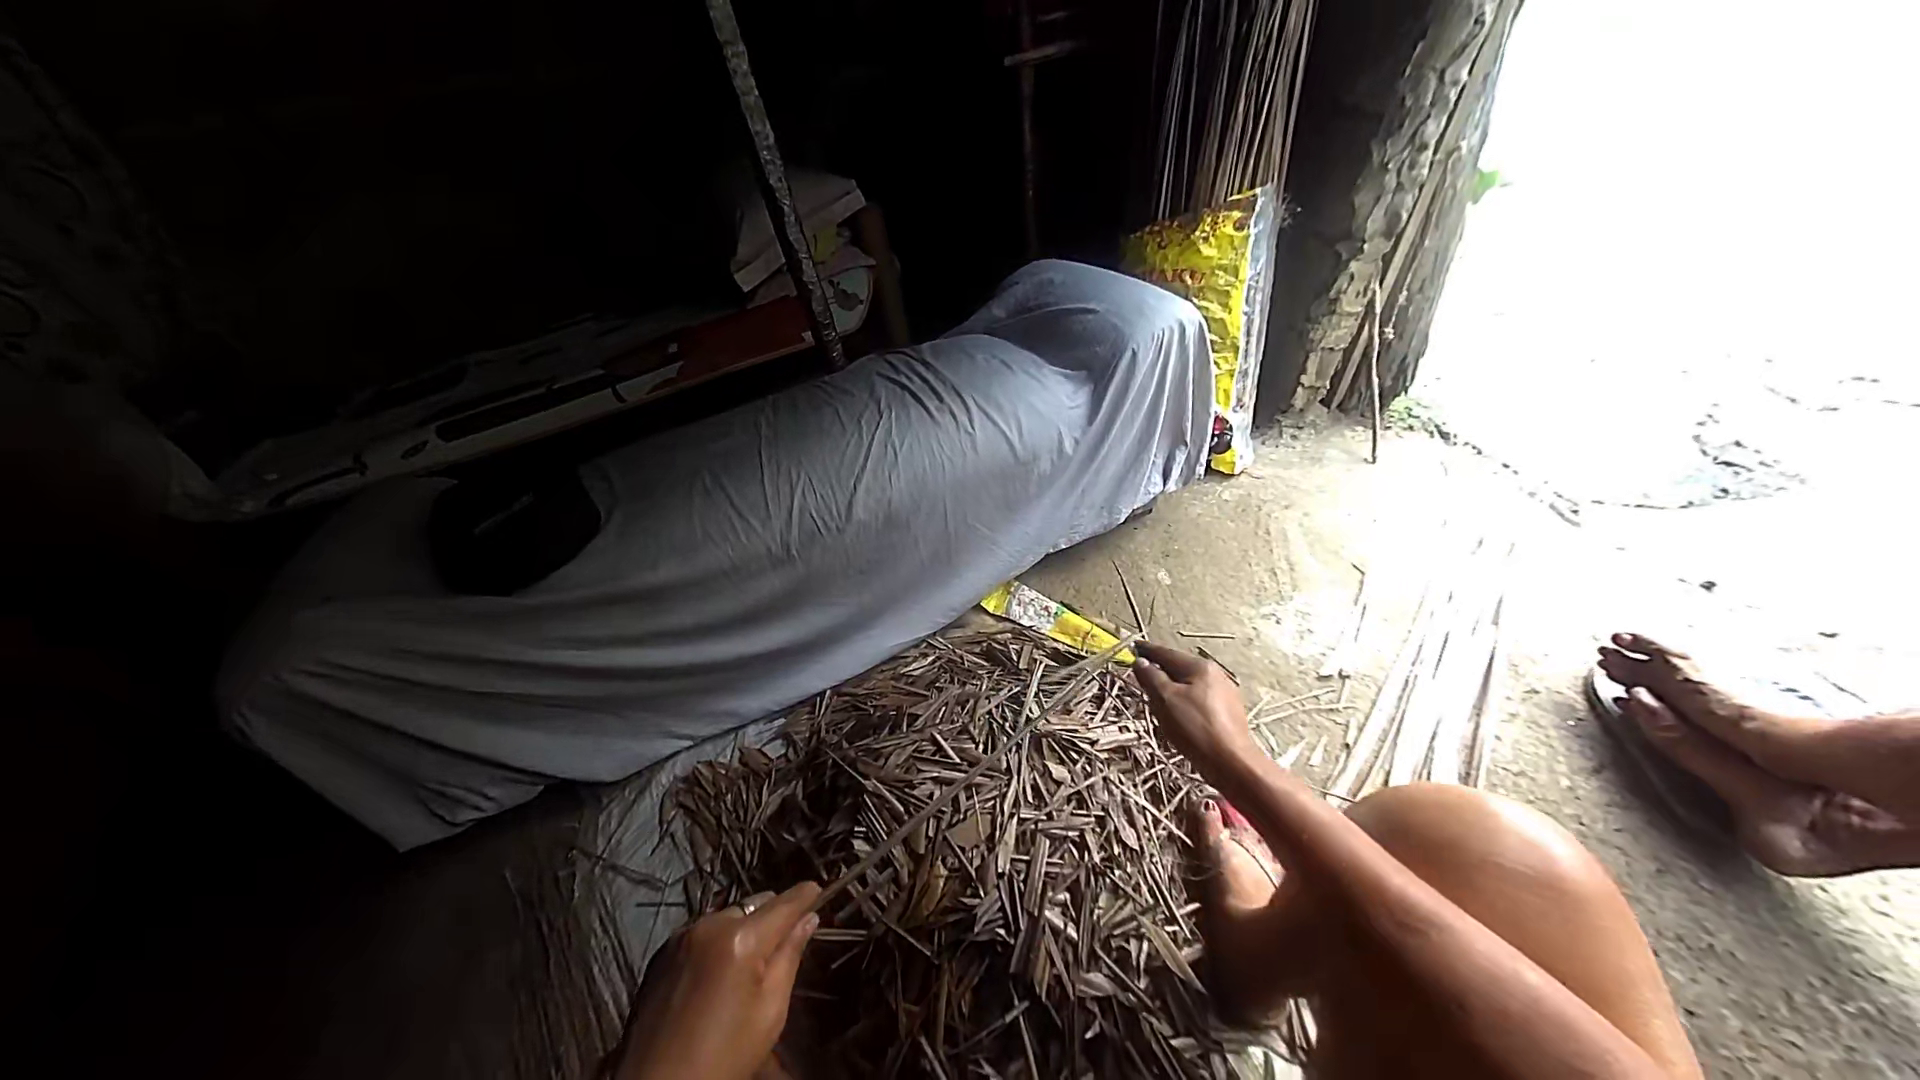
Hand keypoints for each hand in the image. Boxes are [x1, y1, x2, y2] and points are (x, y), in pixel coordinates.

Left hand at [618, 881, 821, 1079]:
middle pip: (756, 904)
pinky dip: (720, 940)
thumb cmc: (723, 1058)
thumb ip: (790, 956)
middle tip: (787, 938)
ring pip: (729, 916)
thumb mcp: (770, 1011)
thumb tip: (808, 919)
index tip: (818, 889)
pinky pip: (705, 932)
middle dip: (774, 916)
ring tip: (752, 959)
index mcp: (740, 939)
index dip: (805, 895)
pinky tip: (721, 971)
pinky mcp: (664, 951)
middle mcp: (710, 924)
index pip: (783, 904)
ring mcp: (683, 936)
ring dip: (746, 927)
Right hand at [1133, 642, 1260, 773]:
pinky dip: (1184, 702)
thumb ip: (1150, 677)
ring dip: (1171, 689)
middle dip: (1159, 672)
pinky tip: (1178, 716)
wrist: (1231, 763)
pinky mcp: (1228, 713)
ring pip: (1189, 685)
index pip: (1167, 653)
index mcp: (1200, 667)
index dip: (1148, 651)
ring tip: (1157, 699)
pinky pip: (1199, 700)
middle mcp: (1216, 675)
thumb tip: (1140, 662)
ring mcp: (1225, 694)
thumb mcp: (1165, 699)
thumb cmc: (1196, 728)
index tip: (1134, 647)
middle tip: (1141, 676)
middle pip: (1180, 668)